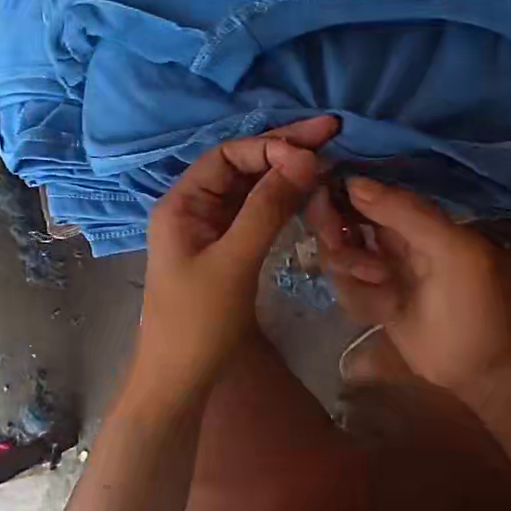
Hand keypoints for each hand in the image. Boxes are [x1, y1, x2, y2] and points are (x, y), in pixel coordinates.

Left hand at [135, 116, 337, 400]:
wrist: (179, 380)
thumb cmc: (197, 322)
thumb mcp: (234, 262)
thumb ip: (267, 209)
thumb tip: (304, 159)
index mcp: (181, 203)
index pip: (227, 156)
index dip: (270, 145)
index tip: (314, 147)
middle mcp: (193, 206)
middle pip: (240, 165)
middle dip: (283, 149)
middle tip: (331, 130)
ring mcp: (210, 227)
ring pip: (250, 187)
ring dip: (286, 172)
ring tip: (328, 157)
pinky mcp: (226, 247)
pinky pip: (255, 212)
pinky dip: (282, 200)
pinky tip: (308, 191)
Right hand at [308, 176, 510, 401]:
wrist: (483, 369)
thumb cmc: (474, 302)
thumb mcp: (451, 249)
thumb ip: (406, 213)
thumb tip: (353, 182)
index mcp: (414, 216)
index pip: (364, 190)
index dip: (339, 191)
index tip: (320, 197)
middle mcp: (391, 238)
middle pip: (340, 220)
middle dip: (333, 230)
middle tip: (337, 244)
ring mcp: (379, 271)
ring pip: (337, 256)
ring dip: (348, 268)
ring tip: (378, 282)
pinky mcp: (371, 302)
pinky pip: (344, 289)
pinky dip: (355, 296)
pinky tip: (381, 309)